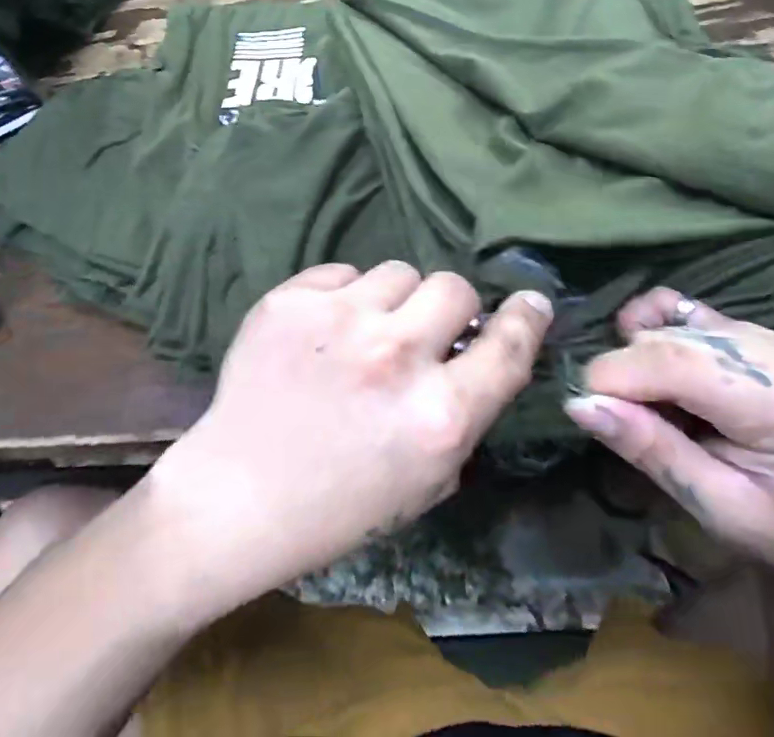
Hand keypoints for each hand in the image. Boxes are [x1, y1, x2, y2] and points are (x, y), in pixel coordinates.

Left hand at [145, 262, 551, 605]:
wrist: (243, 490)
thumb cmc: (340, 503)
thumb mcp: (428, 480)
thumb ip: (463, 415)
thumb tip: (478, 353)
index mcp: (439, 414)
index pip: (507, 345)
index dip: (526, 318)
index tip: (530, 302)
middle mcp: (394, 355)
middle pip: (453, 287)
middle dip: (451, 307)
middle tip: (426, 329)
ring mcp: (337, 320)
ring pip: (398, 271)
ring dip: (395, 299)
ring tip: (366, 330)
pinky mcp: (288, 301)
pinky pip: (340, 272)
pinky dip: (343, 295)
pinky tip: (324, 329)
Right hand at [564, 289, 773, 598]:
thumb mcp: (718, 509)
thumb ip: (651, 450)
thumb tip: (579, 405)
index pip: (672, 362)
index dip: (612, 378)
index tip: (588, 411)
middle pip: (666, 342)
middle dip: (624, 375)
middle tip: (628, 423)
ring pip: (670, 327)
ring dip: (643, 361)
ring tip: (660, 408)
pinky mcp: (762, 336)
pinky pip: (689, 312)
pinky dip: (659, 330)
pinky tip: (660, 366)